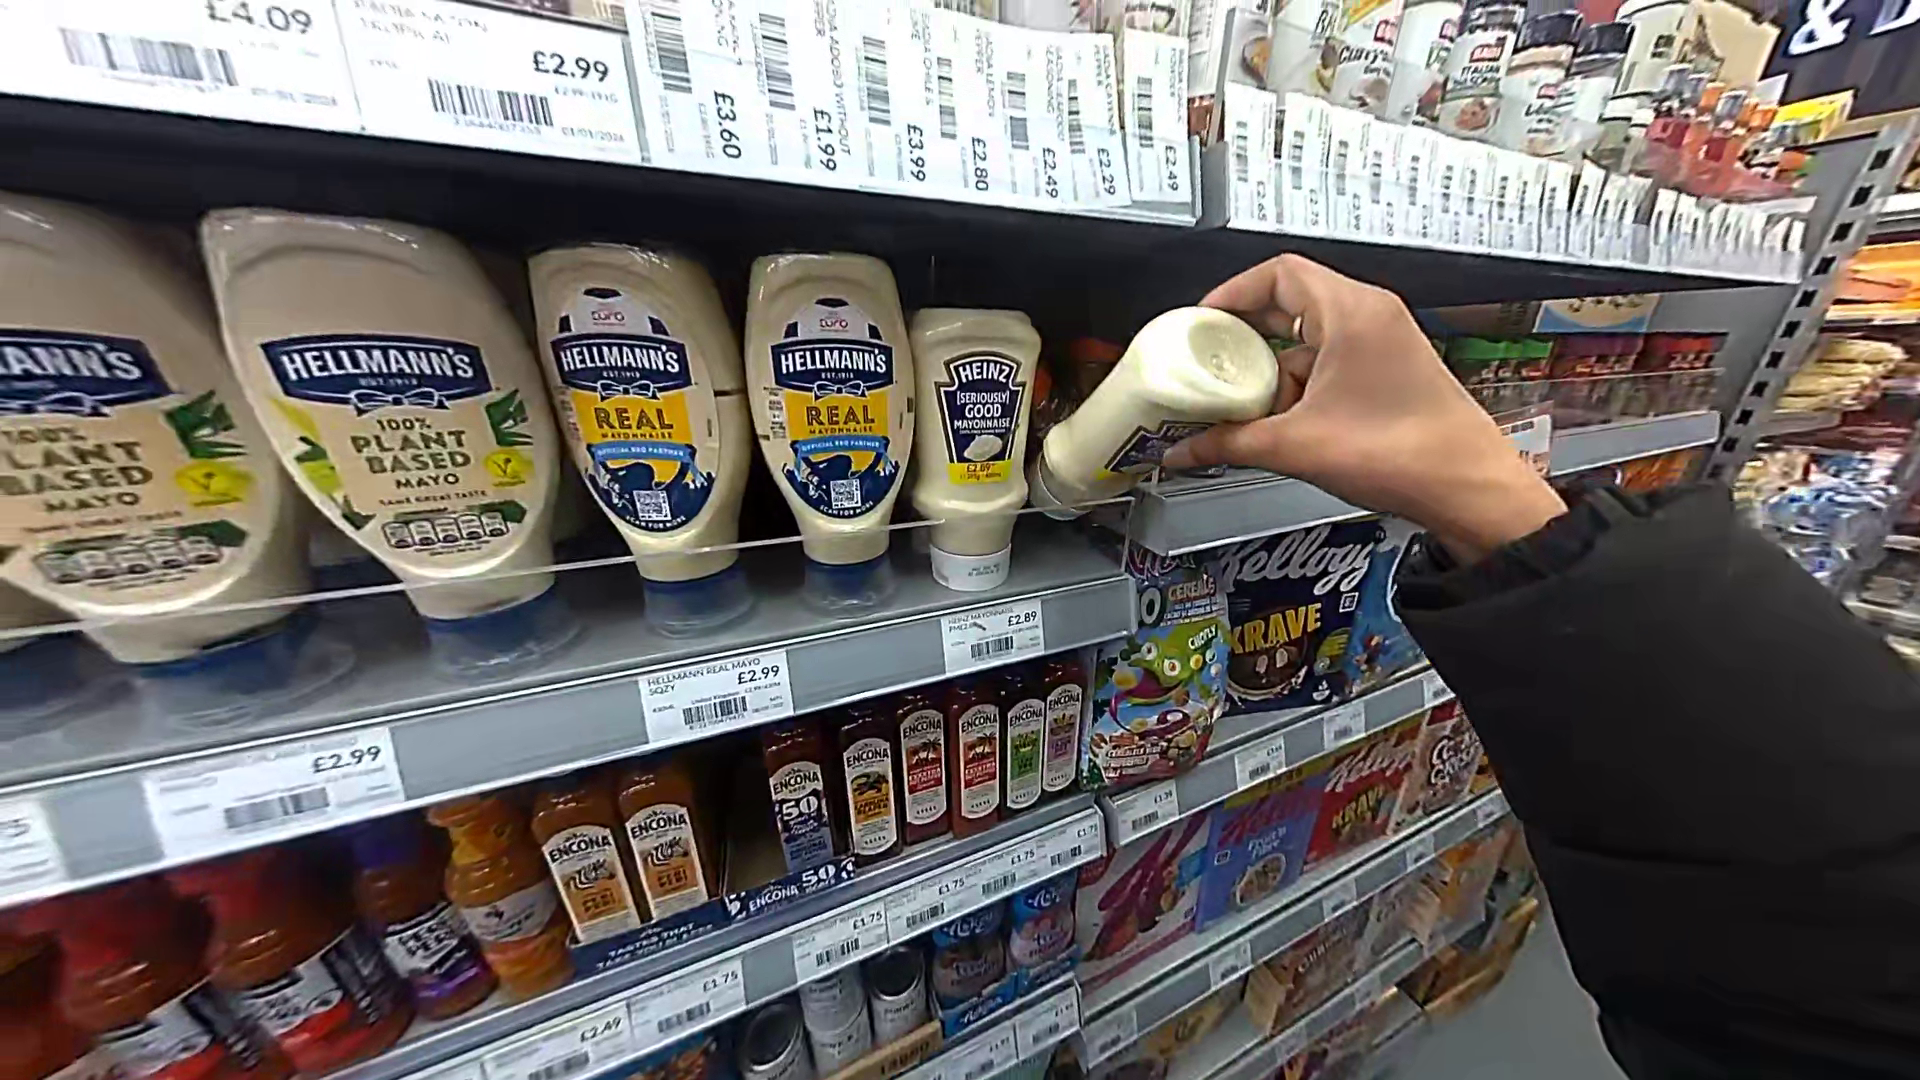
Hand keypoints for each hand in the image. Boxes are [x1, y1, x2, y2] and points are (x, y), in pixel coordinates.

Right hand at [1162, 255, 1565, 561]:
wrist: (1465, 489)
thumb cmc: (1401, 453)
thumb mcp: (1292, 446)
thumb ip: (1226, 445)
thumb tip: (1180, 451)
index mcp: (1352, 314)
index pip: (1279, 275)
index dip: (1232, 293)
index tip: (1202, 322)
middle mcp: (1368, 320)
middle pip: (1287, 307)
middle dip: (1242, 339)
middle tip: (1207, 364)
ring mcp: (1376, 347)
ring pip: (1301, 346)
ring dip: (1266, 377)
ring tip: (1240, 412)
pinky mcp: (1379, 374)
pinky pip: (1320, 369)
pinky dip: (1290, 392)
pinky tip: (1273, 427)